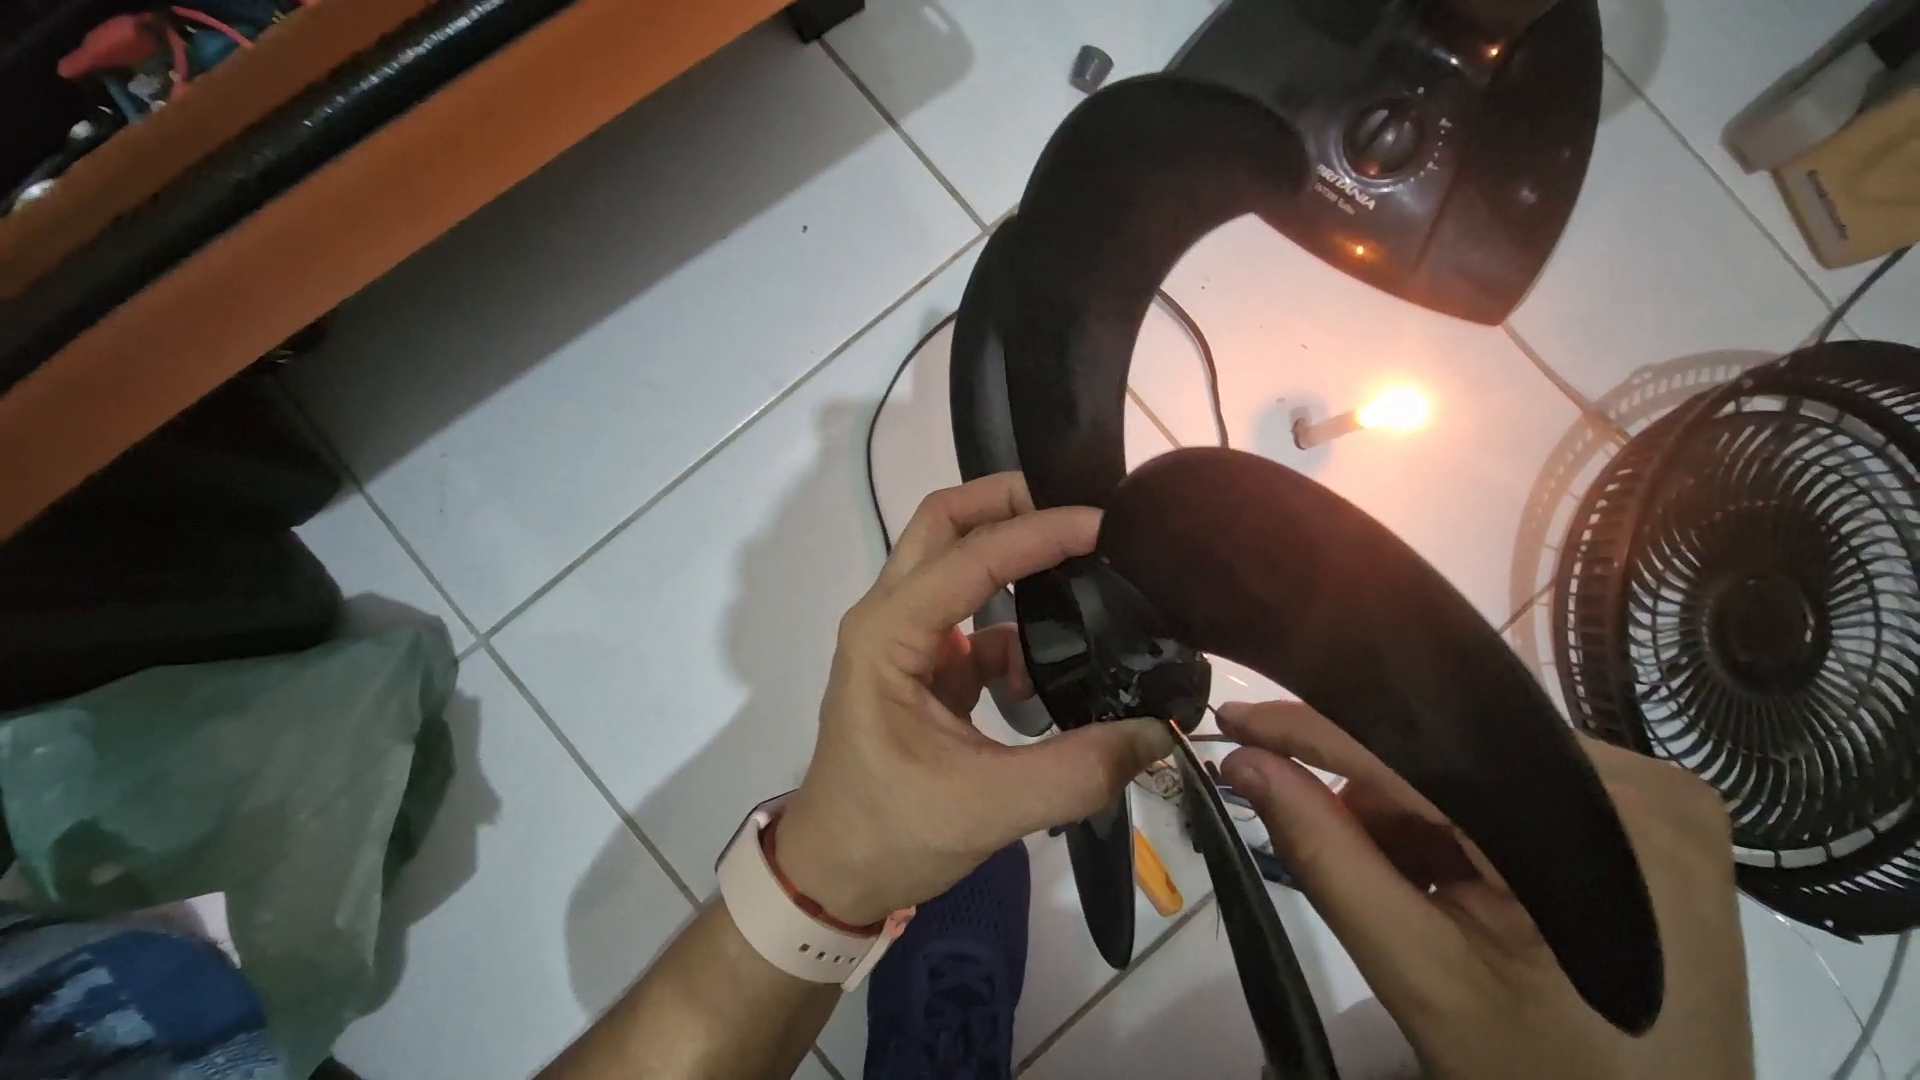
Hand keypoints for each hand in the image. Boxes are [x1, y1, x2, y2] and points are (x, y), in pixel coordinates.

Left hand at [774, 474, 1174, 926]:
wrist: (834, 872)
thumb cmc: (890, 833)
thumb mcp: (988, 807)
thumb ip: (1078, 771)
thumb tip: (1158, 732)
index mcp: (888, 635)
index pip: (970, 556)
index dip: (1038, 533)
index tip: (1102, 526)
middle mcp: (889, 617)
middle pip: (943, 523)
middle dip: (1007, 501)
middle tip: (1076, 512)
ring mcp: (904, 637)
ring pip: (955, 560)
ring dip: (1013, 555)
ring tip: (1082, 566)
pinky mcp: (923, 664)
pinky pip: (974, 620)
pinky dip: (1015, 629)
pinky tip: (1047, 673)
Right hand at [1214, 701, 1752, 1079]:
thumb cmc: (1545, 1079)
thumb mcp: (1419, 970)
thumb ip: (1325, 855)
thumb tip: (1245, 764)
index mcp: (1594, 823)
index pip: (1413, 751)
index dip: (1309, 729)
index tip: (1231, 721)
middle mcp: (1643, 784)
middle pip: (1446, 753)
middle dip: (1370, 796)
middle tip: (1322, 843)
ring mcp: (1658, 798)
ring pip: (1471, 766)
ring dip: (1410, 815)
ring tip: (1403, 889)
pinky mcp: (1654, 818)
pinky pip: (1511, 788)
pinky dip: (1456, 826)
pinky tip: (1448, 883)